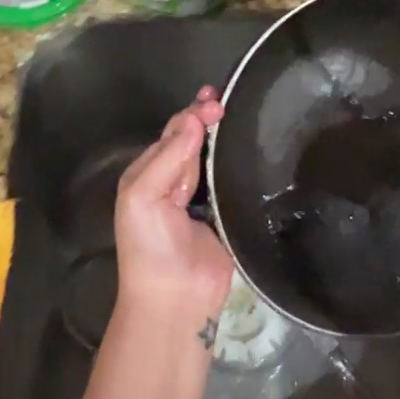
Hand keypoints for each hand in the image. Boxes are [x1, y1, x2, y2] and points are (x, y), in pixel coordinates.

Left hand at [114, 87, 234, 339]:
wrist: (174, 298)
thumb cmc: (150, 246)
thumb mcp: (144, 196)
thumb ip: (168, 158)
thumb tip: (194, 121)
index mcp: (148, 175)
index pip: (171, 135)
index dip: (191, 115)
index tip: (215, 100)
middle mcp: (173, 183)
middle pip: (193, 143)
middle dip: (207, 120)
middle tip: (228, 101)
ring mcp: (201, 201)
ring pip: (214, 161)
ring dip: (225, 141)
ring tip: (243, 115)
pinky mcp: (226, 218)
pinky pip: (233, 186)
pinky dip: (241, 169)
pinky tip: (256, 152)